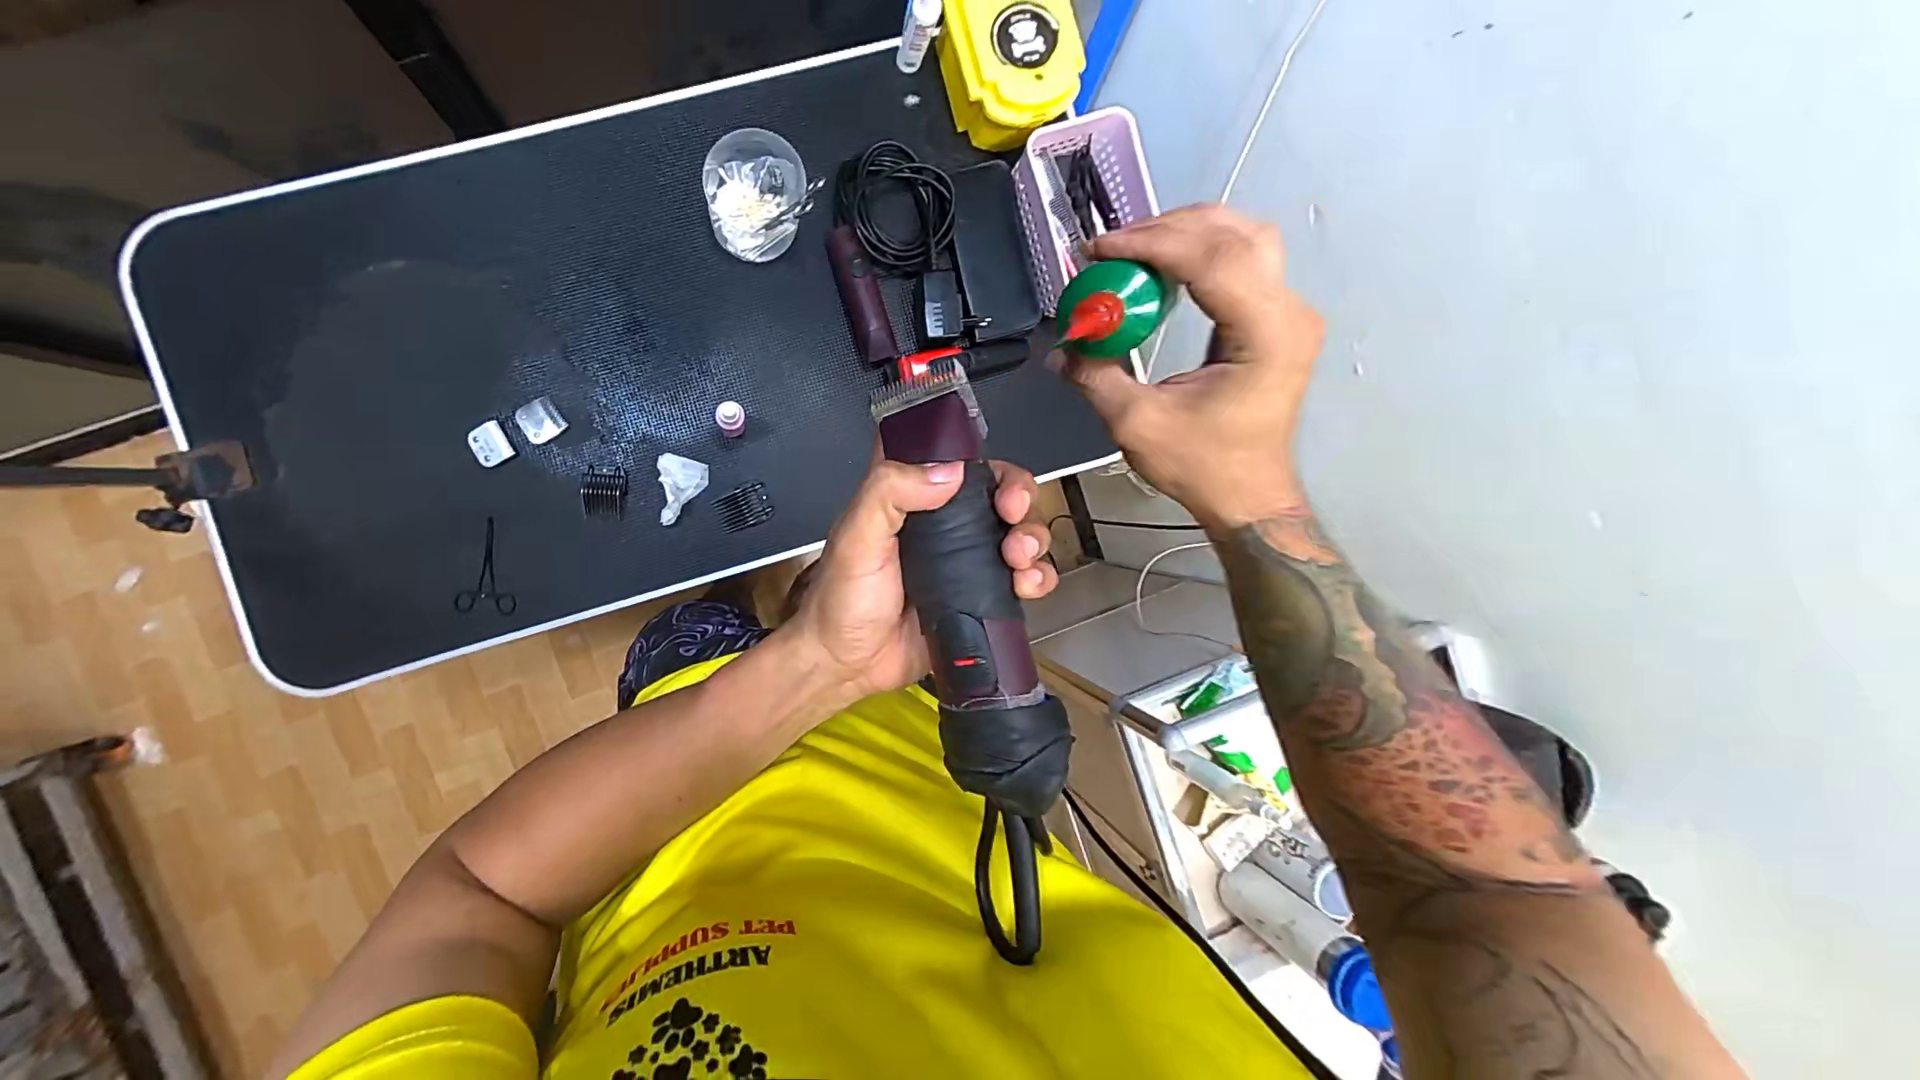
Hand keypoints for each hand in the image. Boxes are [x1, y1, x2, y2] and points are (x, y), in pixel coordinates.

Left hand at [783, 454, 1057, 707]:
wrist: (848, 665)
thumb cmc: (840, 601)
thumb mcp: (856, 537)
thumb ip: (890, 492)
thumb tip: (946, 473)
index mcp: (910, 499)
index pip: (952, 458)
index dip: (977, 454)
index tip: (988, 469)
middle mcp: (943, 526)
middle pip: (998, 492)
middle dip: (1019, 495)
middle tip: (1013, 511)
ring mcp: (965, 561)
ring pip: (1018, 532)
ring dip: (1033, 537)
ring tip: (1019, 556)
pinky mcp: (981, 597)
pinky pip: (1023, 579)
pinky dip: (1038, 577)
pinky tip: (1027, 585)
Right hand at [1052, 203, 1325, 529]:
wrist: (1248, 497)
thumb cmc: (1203, 467)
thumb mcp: (1137, 424)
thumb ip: (1097, 376)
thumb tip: (1064, 347)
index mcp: (1265, 334)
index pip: (1213, 258)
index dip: (1151, 243)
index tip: (1100, 250)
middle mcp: (1288, 313)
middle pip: (1236, 234)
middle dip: (1169, 228)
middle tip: (1116, 247)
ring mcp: (1289, 315)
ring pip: (1245, 239)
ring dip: (1188, 234)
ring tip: (1137, 250)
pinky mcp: (1278, 322)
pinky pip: (1244, 264)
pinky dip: (1202, 254)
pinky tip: (1166, 268)